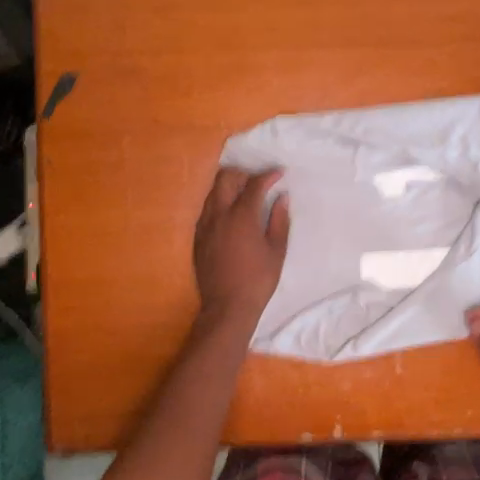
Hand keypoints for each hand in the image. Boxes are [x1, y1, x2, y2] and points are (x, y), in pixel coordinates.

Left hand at [193, 167, 290, 326]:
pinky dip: (219, 202)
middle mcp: (219, 215)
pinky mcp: (197, 236)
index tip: (279, 173)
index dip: (268, 175)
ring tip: (244, 196)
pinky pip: (206, 209)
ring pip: (213, 192)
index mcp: (241, 217)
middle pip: (226, 178)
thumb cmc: (258, 281)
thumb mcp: (276, 251)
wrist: (226, 307)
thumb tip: (281, 197)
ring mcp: (204, 225)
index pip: (254, 184)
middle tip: (258, 183)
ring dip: (229, 186)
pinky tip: (231, 215)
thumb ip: (279, 221)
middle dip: (243, 174)